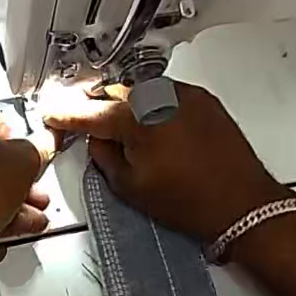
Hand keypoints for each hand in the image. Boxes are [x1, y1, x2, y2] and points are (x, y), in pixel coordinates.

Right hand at [42, 80, 287, 243]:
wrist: (243, 205)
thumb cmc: (190, 201)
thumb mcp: (129, 185)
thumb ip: (103, 155)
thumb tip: (96, 140)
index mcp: (135, 118)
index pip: (87, 112)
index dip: (64, 114)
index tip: (53, 114)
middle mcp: (159, 97)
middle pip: (112, 93)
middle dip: (95, 107)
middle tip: (84, 125)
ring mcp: (183, 94)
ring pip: (138, 90)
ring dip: (123, 105)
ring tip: (122, 132)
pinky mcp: (202, 100)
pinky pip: (163, 94)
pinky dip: (150, 105)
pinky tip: (150, 128)